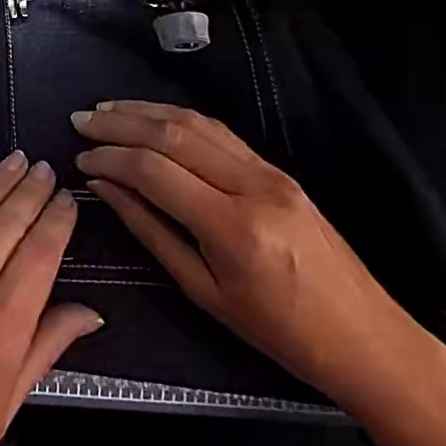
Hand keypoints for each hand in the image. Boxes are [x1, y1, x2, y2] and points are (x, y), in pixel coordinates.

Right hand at [74, 101, 445, 445]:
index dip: (112, 157)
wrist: (365, 335)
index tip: (80, 156)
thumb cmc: (280, 332)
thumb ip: (152, 231)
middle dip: (121, 122)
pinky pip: (220, 131)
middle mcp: (252, 185)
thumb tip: (106, 187)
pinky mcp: (277, 166)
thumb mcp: (205, 293)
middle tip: (81, 118)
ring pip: (196, 123)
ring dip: (147, 110)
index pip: (157, 171)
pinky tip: (154, 116)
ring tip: (108, 109)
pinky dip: (179, 118)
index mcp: (233, 227)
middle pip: (174, 134)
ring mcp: (269, 170)